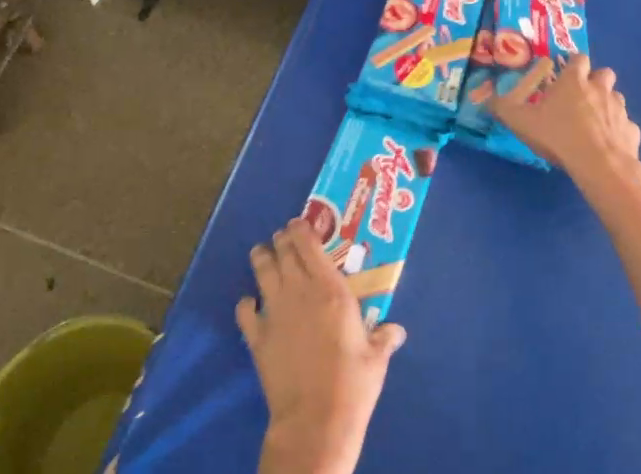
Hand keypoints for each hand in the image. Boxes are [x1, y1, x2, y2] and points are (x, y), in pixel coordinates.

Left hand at [237, 218, 405, 473]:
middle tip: (283, 236)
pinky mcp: (257, 337)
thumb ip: (384, 337)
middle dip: (282, 239)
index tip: (300, 222)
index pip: (310, 246)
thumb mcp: (377, 358)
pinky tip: (250, 303)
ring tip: (263, 253)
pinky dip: (246, 302)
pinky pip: (245, 310)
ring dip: (261, 258)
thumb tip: (395, 331)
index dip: (302, 229)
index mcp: (331, 290)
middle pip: (284, 252)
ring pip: (262, 271)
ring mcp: (274, 312)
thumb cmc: (353, 383)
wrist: (315, 419)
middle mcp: (300, 292)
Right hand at [490, 54, 640, 191]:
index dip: (573, 64)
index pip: (579, 58)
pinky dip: (618, 132)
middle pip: (604, 73)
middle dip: (595, 81)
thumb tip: (487, 100)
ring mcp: (620, 109)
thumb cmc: (558, 136)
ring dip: (607, 104)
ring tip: (593, 122)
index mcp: (574, 81)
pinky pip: (626, 126)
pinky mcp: (632, 131)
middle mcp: (600, 89)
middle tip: (580, 97)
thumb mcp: (520, 122)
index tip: (565, 75)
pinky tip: (607, 145)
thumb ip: (503, 109)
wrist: (599, 165)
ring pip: (617, 98)